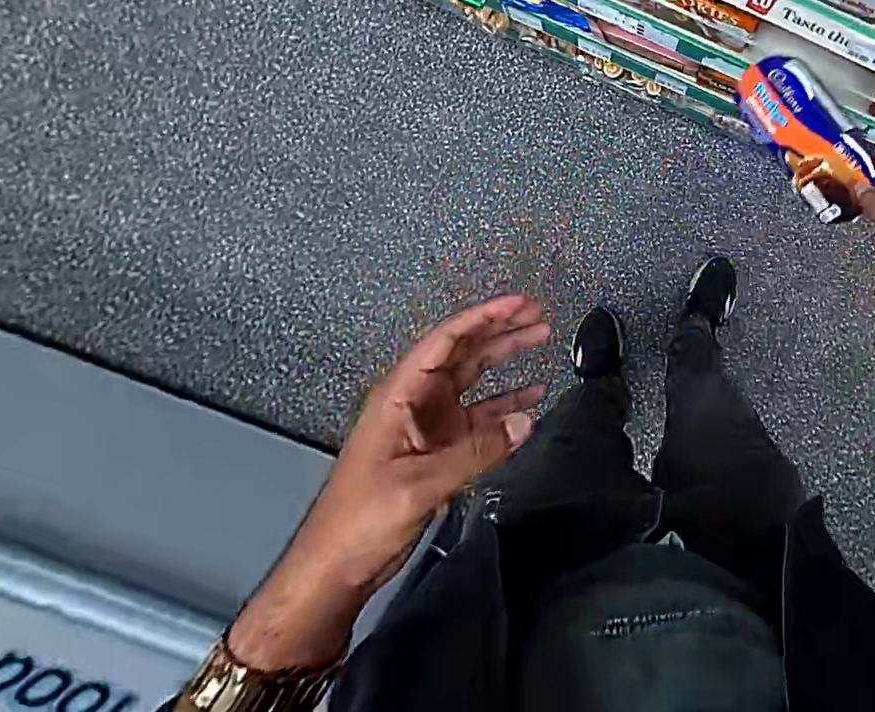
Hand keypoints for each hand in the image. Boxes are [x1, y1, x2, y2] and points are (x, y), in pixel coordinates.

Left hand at [229, 294, 551, 669]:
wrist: (332, 571)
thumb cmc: (361, 520)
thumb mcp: (418, 484)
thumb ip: (476, 451)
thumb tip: (528, 421)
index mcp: (400, 396)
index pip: (445, 342)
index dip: (483, 317)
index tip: (519, 303)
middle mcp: (417, 401)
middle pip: (464, 352)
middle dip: (500, 328)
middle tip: (538, 313)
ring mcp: (430, 422)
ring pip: (475, 376)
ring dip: (508, 356)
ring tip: (542, 337)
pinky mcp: (441, 446)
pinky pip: (482, 414)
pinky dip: (508, 401)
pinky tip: (533, 397)